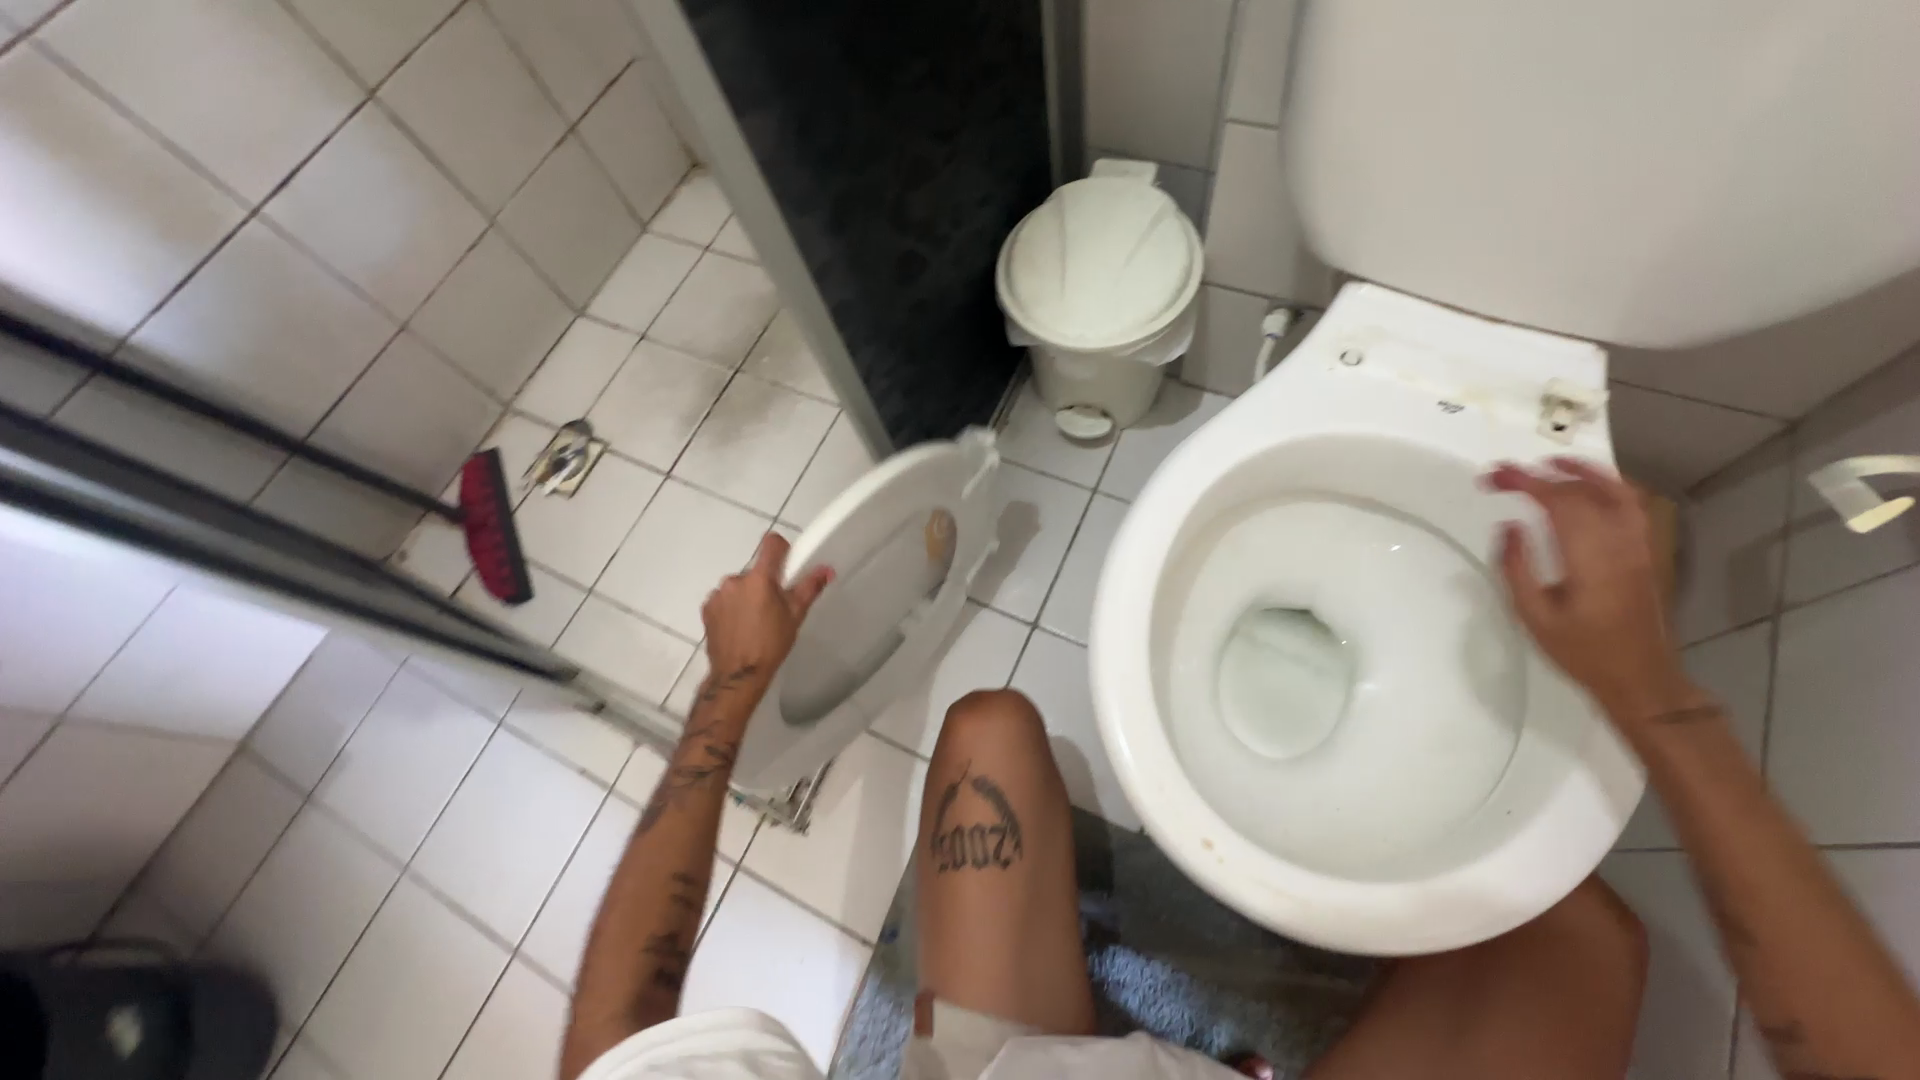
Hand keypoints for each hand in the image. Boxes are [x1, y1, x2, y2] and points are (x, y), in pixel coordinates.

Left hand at [700, 533, 832, 690]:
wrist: (738, 675)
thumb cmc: (771, 644)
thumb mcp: (795, 615)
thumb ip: (809, 587)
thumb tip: (826, 569)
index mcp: (760, 578)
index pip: (771, 543)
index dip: (781, 549)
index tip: (787, 565)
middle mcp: (735, 580)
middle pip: (756, 570)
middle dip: (764, 583)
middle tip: (773, 607)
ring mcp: (718, 594)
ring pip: (739, 586)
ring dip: (746, 595)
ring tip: (754, 621)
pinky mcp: (707, 608)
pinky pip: (724, 599)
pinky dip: (732, 607)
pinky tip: (738, 627)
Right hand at [1484, 458, 1697, 723]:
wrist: (1640, 676)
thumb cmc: (1581, 651)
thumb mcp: (1533, 615)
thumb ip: (1517, 568)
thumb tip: (1509, 527)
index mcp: (1589, 557)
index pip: (1557, 502)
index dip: (1524, 482)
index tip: (1493, 477)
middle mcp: (1619, 543)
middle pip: (1583, 491)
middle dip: (1541, 475)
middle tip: (1504, 475)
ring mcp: (1638, 545)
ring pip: (1616, 491)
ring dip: (1582, 471)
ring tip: (1550, 464)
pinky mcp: (1644, 552)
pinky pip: (1630, 505)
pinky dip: (1607, 486)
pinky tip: (1587, 489)